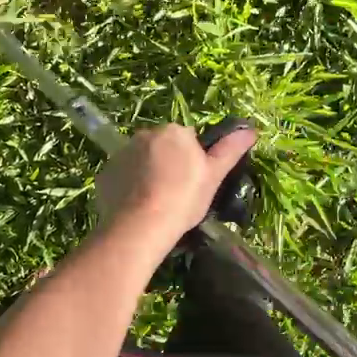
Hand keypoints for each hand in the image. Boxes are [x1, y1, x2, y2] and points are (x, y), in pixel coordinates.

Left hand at [95, 123, 256, 243]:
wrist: (141, 226)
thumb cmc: (183, 199)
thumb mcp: (213, 176)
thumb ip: (230, 150)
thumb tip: (251, 130)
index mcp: (173, 131)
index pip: (187, 139)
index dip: (192, 161)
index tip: (193, 182)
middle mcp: (144, 135)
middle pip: (162, 147)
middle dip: (168, 163)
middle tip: (176, 193)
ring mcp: (121, 153)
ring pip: (141, 160)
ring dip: (148, 174)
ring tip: (156, 203)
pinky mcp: (106, 173)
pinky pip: (123, 176)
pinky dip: (129, 187)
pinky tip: (137, 207)